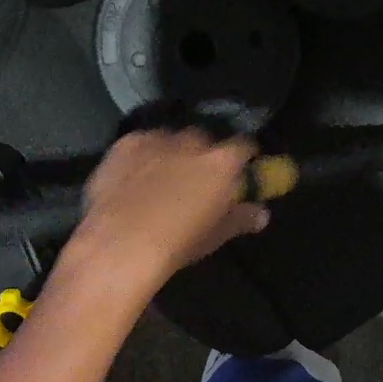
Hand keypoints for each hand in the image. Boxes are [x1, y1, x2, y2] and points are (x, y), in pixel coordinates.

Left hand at [71, 128, 270, 289]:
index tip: (242, 169)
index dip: (244, 157)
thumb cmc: (178, 243)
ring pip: (172, 140)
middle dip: (204, 155)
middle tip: (196, 180)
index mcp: (222, 163)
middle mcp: (193, 141)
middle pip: (206, 140)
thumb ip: (241, 218)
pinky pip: (143, 143)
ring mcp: (157, 139)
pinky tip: (135, 177)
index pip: (244, 146)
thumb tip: (261, 214)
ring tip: (162, 179)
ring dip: (173, 153)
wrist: (121, 242)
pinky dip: (144, 156)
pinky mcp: (127, 142)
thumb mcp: (215, 235)